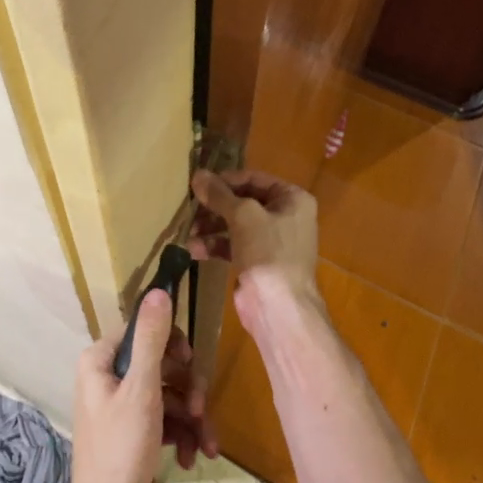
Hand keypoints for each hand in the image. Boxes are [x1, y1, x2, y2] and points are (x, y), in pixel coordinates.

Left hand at [73, 289, 217, 482]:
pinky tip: (191, 457)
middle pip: (160, 365)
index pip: (141, 330)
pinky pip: (163, 421)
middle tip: (200, 409)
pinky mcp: (132, 433)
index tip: (192, 359)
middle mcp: (107, 378)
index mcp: (100, 361)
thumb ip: (151, 340)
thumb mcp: (140, 391)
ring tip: (205, 444)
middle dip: (187, 390)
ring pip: (167, 396)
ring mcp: (120, 407)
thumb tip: (159, 289)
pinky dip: (181, 437)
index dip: (171, 343)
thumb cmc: (121, 448)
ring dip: (191, 420)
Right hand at [188, 170, 320, 319]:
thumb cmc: (268, 252)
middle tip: (191, 207)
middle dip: (216, 206)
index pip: (254, 179)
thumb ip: (219, 194)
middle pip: (244, 202)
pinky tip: (194, 250)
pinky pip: (233, 246)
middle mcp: (286, 217)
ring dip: (211, 227)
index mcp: (292, 199)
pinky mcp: (257, 263)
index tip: (200, 184)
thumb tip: (198, 174)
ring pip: (236, 225)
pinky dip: (215, 246)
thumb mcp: (242, 215)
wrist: (279, 309)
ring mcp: (272, 242)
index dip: (226, 180)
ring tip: (189, 230)